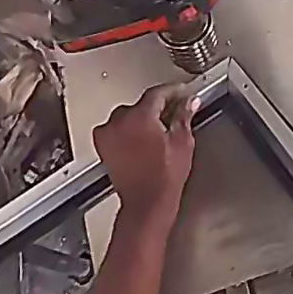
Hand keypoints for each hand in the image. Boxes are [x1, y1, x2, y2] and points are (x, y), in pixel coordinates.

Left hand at [94, 83, 198, 220]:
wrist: (146, 202)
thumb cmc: (163, 178)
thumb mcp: (182, 142)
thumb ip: (184, 116)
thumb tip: (189, 102)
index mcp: (140, 117)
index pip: (157, 93)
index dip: (173, 91)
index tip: (181, 92)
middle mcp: (119, 122)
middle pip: (141, 103)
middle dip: (158, 106)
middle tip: (175, 111)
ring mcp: (108, 134)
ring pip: (128, 115)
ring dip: (142, 117)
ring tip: (159, 128)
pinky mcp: (103, 146)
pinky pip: (116, 128)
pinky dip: (128, 129)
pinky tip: (143, 138)